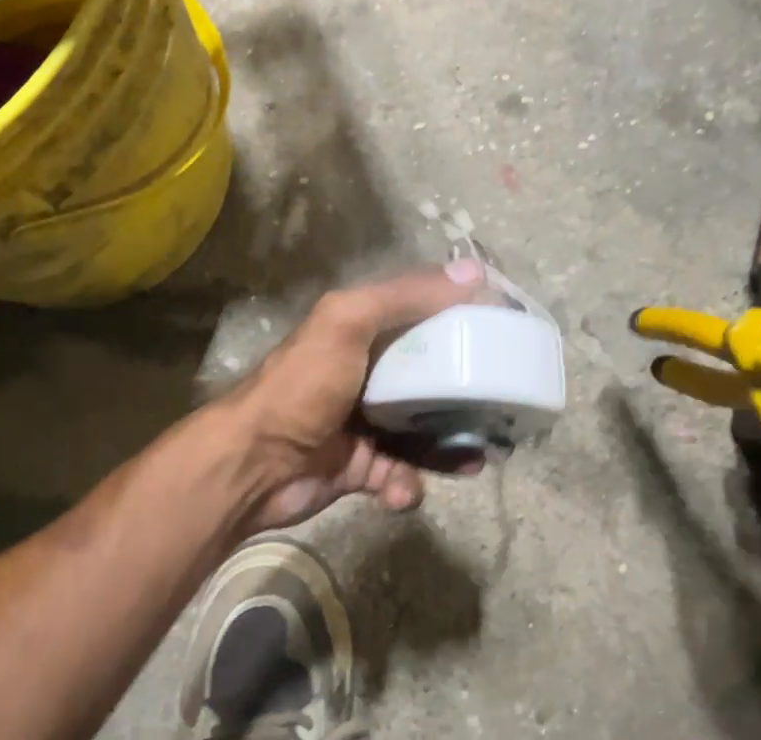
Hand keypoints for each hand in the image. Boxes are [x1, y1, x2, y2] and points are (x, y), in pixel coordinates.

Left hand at [225, 258, 487, 531]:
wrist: (252, 464)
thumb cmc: (302, 385)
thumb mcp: (348, 322)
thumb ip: (405, 296)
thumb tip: (474, 271)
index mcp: (362, 331)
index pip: (423, 315)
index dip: (463, 318)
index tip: (508, 329)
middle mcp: (367, 372)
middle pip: (432, 376)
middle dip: (467, 392)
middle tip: (504, 404)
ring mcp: (366, 422)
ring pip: (425, 432)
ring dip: (451, 447)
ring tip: (477, 459)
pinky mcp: (362, 468)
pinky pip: (401, 475)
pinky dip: (406, 485)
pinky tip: (401, 490)